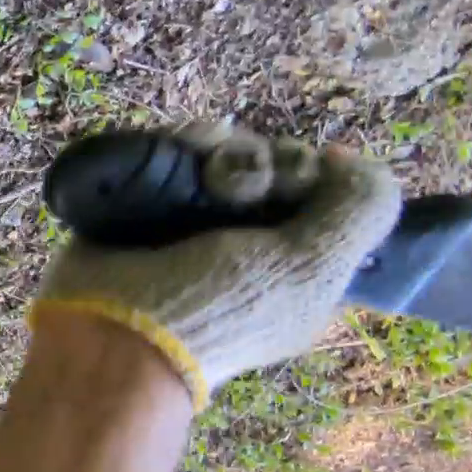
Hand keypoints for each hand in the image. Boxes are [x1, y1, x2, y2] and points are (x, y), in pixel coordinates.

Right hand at [33, 123, 401, 408]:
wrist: (111, 327)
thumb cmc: (217, 306)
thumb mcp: (314, 266)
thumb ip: (360, 206)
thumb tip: (341, 156)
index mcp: (292, 265)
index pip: (323, 199)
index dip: (324, 176)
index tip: (307, 178)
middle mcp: (241, 241)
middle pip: (272, 172)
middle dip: (269, 162)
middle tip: (247, 185)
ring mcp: (185, 223)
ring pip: (219, 160)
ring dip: (221, 149)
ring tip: (206, 163)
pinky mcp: (135, 206)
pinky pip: (164, 159)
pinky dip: (173, 145)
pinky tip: (177, 146)